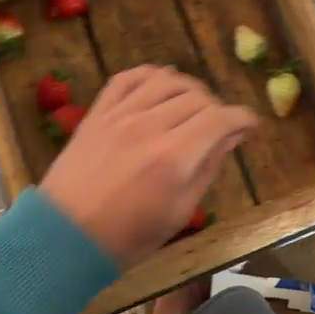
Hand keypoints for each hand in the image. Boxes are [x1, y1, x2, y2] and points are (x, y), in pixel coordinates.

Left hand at [41, 66, 259, 267]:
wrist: (64, 236)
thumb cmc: (127, 237)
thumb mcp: (179, 212)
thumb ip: (207, 168)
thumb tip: (231, 137)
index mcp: (174, 157)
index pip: (221, 119)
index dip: (242, 118)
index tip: (250, 125)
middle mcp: (150, 126)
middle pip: (198, 98)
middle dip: (217, 109)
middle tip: (219, 126)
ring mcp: (120, 114)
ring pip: (167, 80)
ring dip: (189, 89)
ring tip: (193, 106)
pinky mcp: (98, 112)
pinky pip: (129, 78)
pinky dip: (151, 76)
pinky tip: (160, 87)